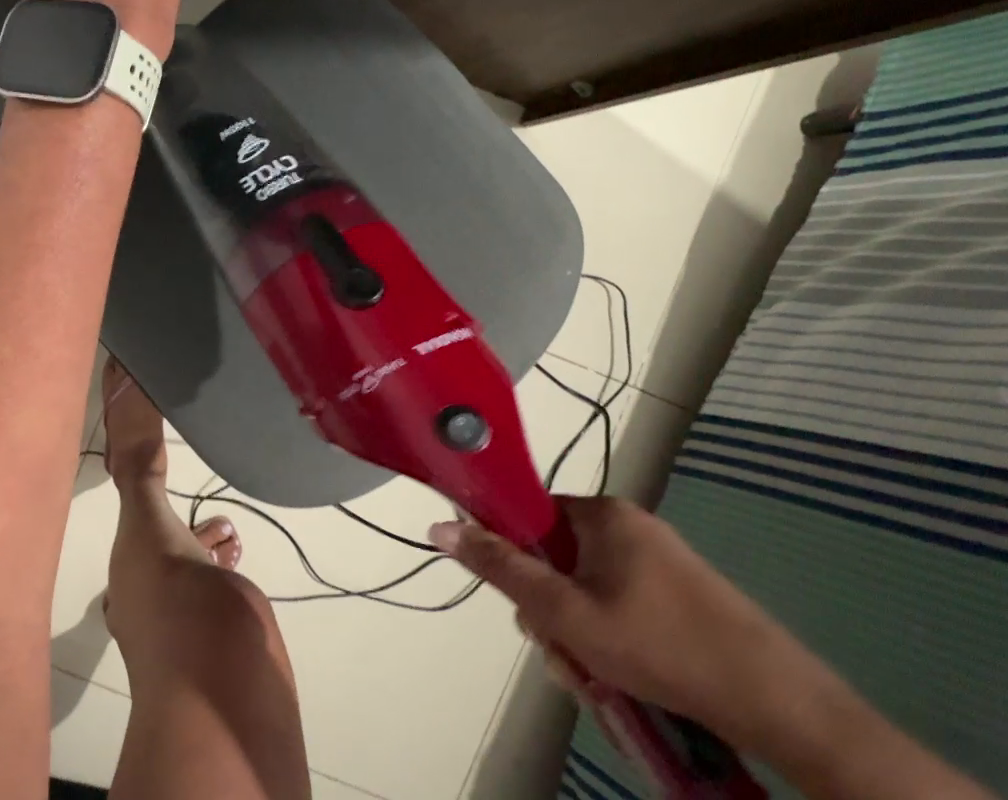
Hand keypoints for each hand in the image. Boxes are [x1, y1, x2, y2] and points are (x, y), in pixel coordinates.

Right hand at [431, 496, 828, 749]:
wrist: (778, 703)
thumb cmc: (661, 646)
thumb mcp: (564, 611)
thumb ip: (499, 567)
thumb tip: (438, 526)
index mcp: (603, 515)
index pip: (527, 514)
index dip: (508, 552)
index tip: (516, 597)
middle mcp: (628, 527)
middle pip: (552, 557)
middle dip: (545, 609)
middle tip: (561, 649)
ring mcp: (657, 561)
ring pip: (581, 588)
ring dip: (572, 631)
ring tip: (591, 675)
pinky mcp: (677, 594)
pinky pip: (614, 603)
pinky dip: (604, 637)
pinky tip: (613, 675)